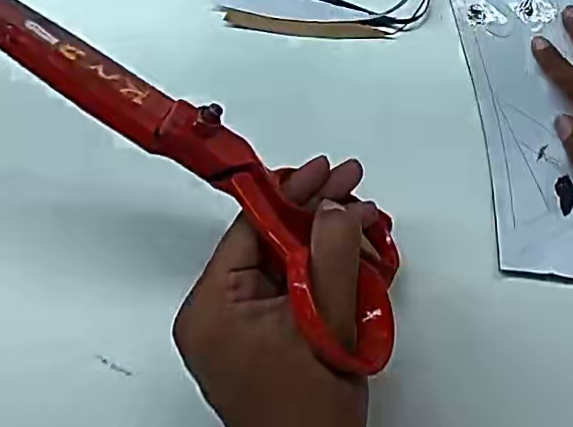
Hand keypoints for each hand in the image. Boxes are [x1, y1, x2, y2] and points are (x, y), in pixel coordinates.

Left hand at [174, 156, 377, 426]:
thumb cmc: (305, 419)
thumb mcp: (324, 321)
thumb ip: (332, 253)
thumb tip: (335, 203)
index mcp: (212, 306)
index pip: (253, 226)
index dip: (292, 192)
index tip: (323, 170)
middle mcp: (219, 310)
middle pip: (273, 236)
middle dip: (317, 211)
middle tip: (348, 185)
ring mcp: (240, 322)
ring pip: (288, 255)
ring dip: (327, 236)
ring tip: (360, 218)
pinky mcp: (263, 330)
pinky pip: (294, 280)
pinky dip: (326, 264)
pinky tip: (355, 251)